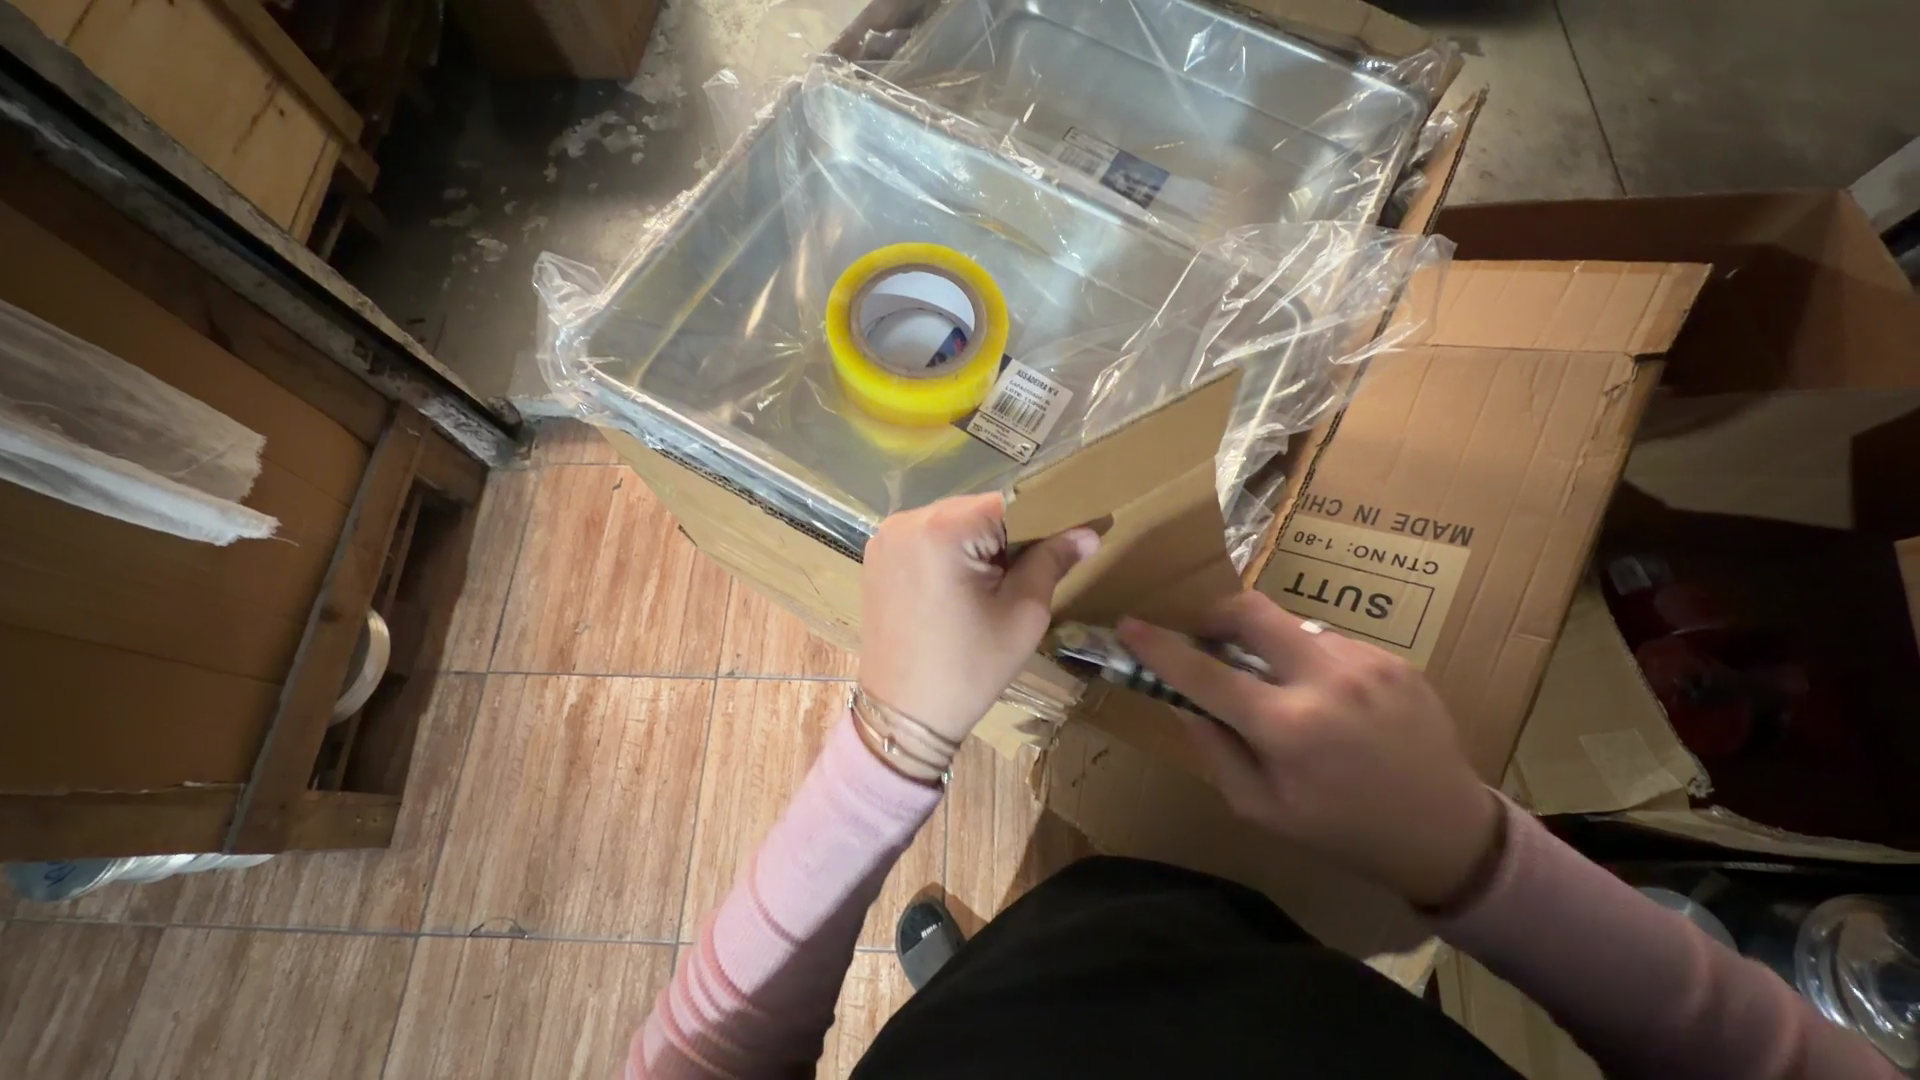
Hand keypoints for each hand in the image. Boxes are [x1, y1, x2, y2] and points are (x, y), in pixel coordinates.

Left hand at [860, 493, 1098, 745]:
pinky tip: (958, 591)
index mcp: (942, 529)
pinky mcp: (877, 556)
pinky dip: (949, 553)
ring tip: (990, 589)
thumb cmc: (969, 668)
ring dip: (977, 545)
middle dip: (1004, 537)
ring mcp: (886, 537)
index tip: (1059, 549)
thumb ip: (1053, 561)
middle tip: (1021, 578)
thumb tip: (1088, 532)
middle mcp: (907, 521)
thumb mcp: (1023, 614)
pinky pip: (927, 538)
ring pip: (952, 523)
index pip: (1008, 503)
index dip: (1040, 523)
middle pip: (977, 510)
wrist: (903, 715)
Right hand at [1118, 592, 1499, 907]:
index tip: (1129, 625)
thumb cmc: (1343, 831)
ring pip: (1290, 626)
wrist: (1447, 833)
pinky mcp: (1394, 659)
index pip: (1204, 671)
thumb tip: (1184, 701)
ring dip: (1268, 647)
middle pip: (1250, 611)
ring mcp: (1366, 662)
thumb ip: (1216, 750)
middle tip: (1206, 639)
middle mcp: (1326, 681)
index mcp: (1288, 728)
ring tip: (1281, 689)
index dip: (1158, 647)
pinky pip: (1330, 642)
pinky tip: (1327, 699)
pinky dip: (1309, 661)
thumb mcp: (1263, 809)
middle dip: (1214, 615)